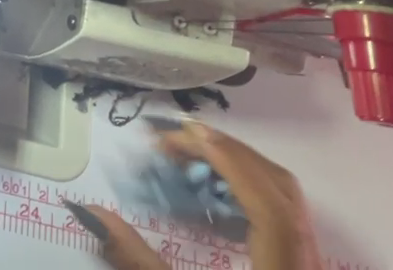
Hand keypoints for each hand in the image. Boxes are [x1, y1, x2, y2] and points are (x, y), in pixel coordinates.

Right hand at [69, 121, 319, 269]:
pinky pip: (284, 218)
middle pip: (282, 191)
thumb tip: (87, 210)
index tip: (186, 135)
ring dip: (239, 169)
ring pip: (287, 201)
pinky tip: (212, 199)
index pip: (269, 206)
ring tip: (188, 160)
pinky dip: (248, 193)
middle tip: (174, 143)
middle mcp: (305, 268)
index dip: (229, 163)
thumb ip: (134, 257)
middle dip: (227, 154)